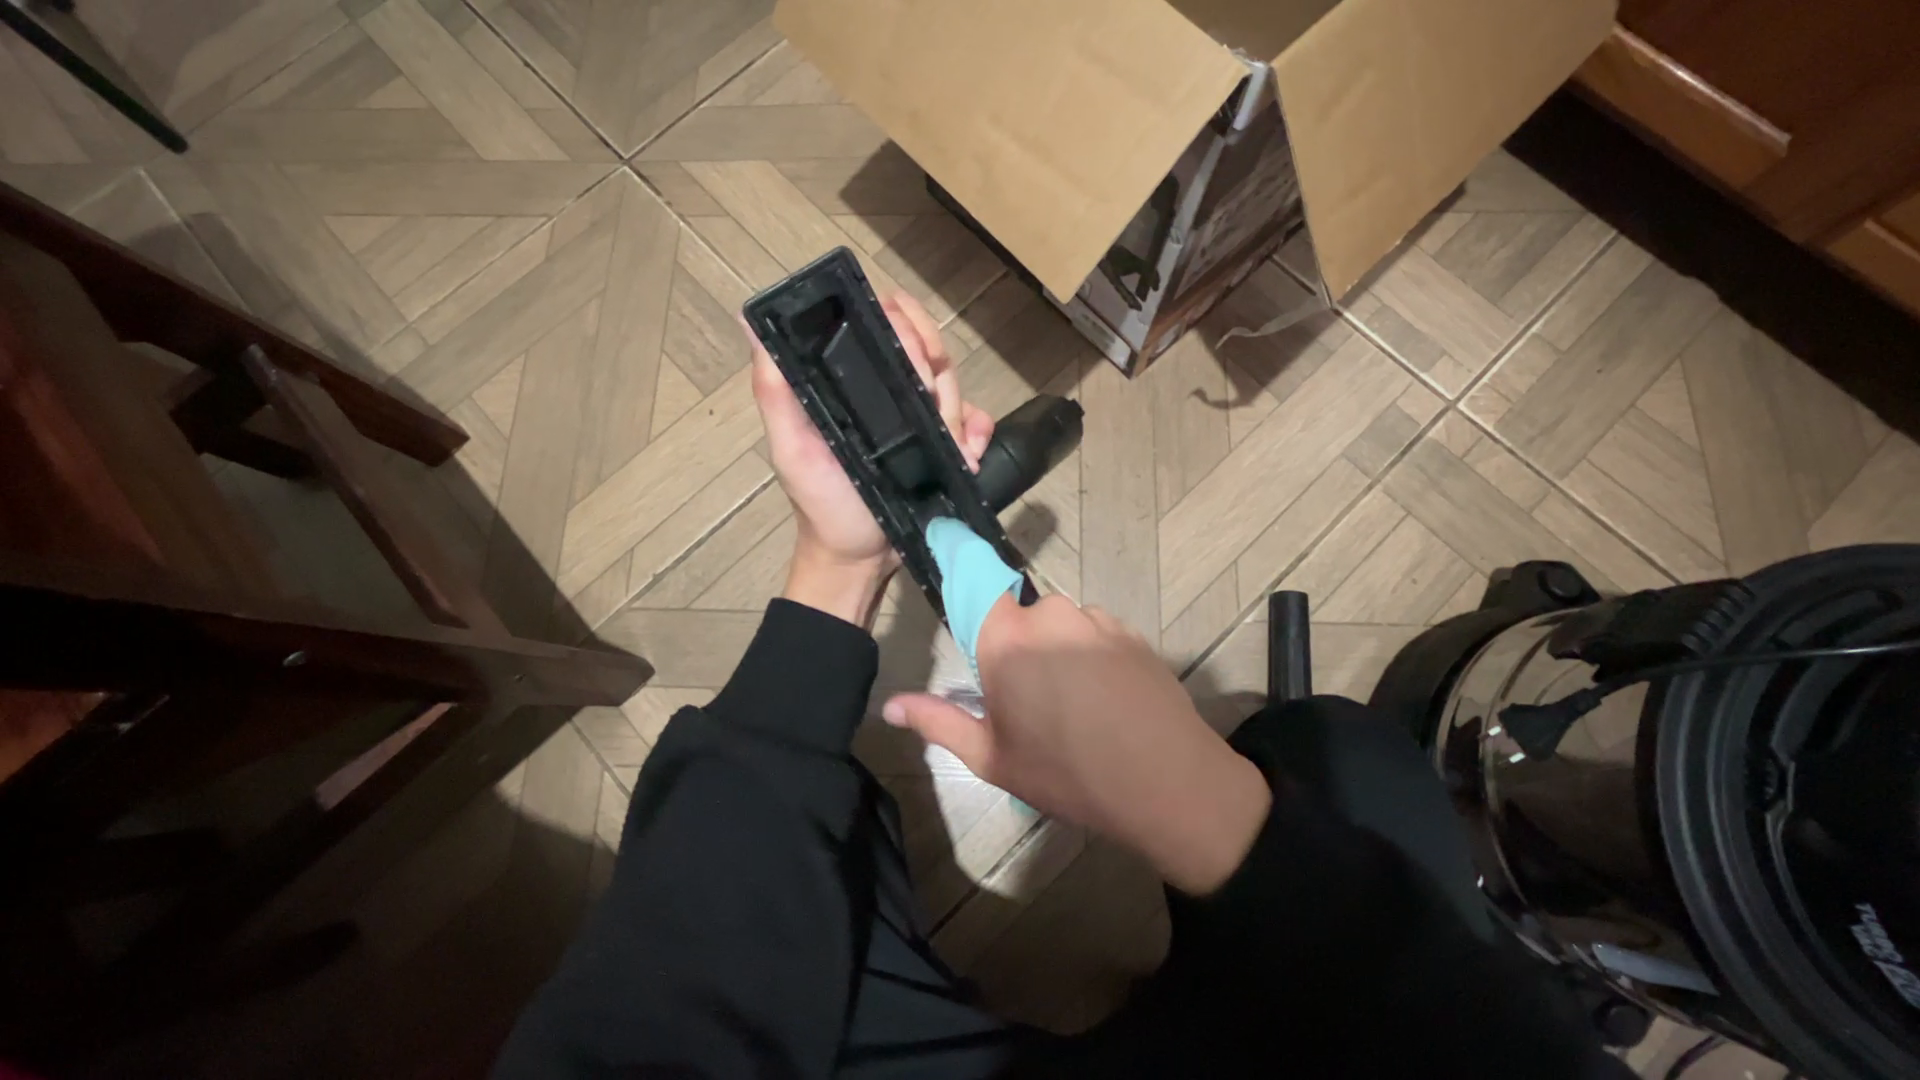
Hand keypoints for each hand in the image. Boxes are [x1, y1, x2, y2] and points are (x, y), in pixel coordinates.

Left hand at [747, 292, 993, 624]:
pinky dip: (977, 435)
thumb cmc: (823, 505)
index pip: (884, 322)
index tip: (914, 353)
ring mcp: (920, 416)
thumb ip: (775, 390)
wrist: (861, 560)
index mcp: (851, 380)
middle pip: (928, 347)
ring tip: (946, 446)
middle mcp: (887, 390)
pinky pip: (976, 421)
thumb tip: (752, 321)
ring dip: (955, 413)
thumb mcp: (791, 448)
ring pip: (955, 383)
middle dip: (936, 375)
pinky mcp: (946, 444)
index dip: (906, 324)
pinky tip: (966, 456)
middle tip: (932, 408)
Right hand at [882, 596, 1271, 894]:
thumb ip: (939, 722)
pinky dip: (1092, 658)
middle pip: (1019, 616)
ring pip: (1060, 626)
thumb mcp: (992, 757)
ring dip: (1058, 654)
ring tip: (1074, 709)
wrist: (1169, 784)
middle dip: (1017, 648)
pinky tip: (1105, 702)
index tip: (956, 574)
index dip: (963, 573)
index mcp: (1007, 640)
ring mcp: (1097, 621)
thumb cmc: (1067, 774)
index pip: (973, 581)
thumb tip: (889, 706)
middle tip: (1027, 702)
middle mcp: (1050, 616)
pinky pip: (1095, 634)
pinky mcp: (1132, 633)